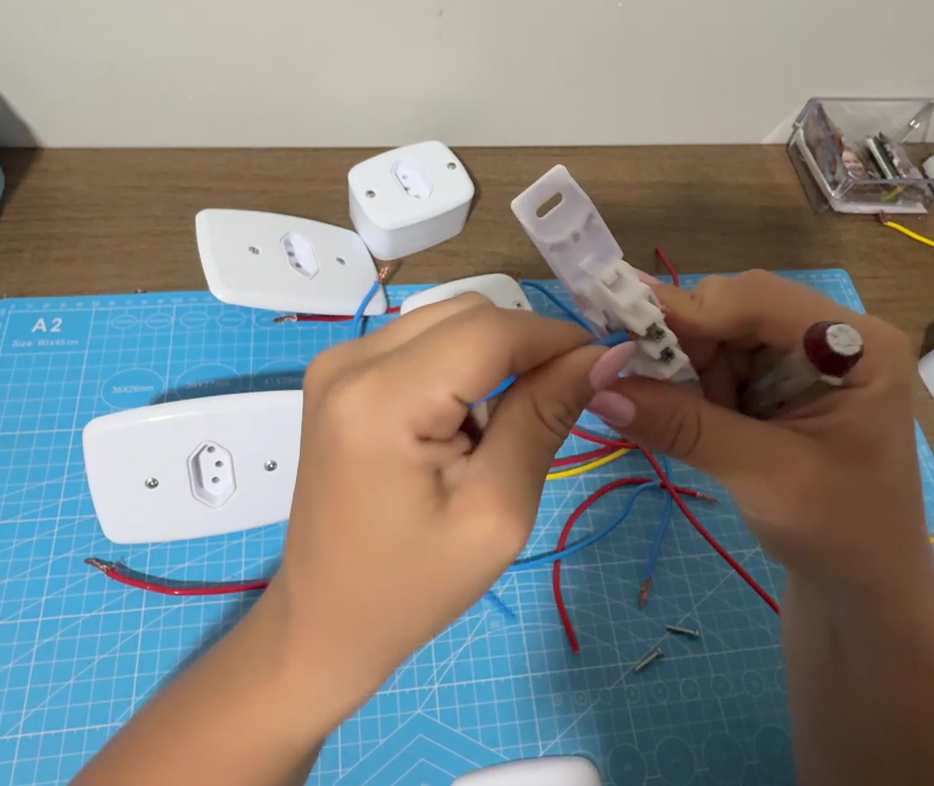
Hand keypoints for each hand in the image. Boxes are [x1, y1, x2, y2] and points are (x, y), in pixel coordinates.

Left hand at [257, 296, 627, 715]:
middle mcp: (351, 359)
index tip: (607, 364)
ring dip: (493, 354)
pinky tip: (465, 419)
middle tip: (562, 402)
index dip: (556, 337)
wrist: (327, 619)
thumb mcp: (497, 510)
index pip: (489, 330)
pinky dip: (459, 363)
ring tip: (506, 422)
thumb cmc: (413, 585)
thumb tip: (603, 355)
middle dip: (526, 345)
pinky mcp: (340, 373)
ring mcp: (339, 361)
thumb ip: (544, 417)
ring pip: (447, 319)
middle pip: (468, 314)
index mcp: (382, 398)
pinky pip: (420, 339)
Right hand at [594, 270, 933, 597]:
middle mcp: (831, 334)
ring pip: (716, 330)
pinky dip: (688, 381)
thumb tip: (599, 389)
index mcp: (859, 344)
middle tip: (637, 380)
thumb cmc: (839, 532)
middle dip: (684, 341)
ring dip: (683, 365)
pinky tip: (680, 411)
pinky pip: (715, 357)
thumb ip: (684, 425)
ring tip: (671, 411)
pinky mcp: (777, 378)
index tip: (623, 332)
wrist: (863, 585)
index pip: (760, 298)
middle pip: (733, 306)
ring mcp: (802, 355)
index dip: (690, 310)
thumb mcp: (762, 475)